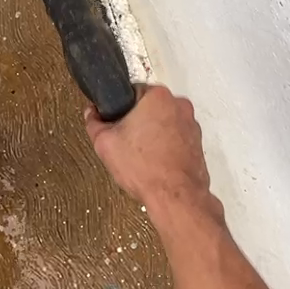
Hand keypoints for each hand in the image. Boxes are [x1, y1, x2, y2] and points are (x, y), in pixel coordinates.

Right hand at [84, 85, 221, 224]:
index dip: (120, 110)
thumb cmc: (146, 169)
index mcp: (157, 97)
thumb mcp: (105, 143)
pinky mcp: (197, 143)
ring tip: (141, 157)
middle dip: (137, 123)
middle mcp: (179, 105)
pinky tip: (155, 163)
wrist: (174, 196)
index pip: (132, 92)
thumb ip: (94, 123)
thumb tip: (92, 114)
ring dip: (152, 136)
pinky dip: (165, 148)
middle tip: (126, 144)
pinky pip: (175, 139)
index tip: (116, 125)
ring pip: (163, 124)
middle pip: (149, 108)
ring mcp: (191, 124)